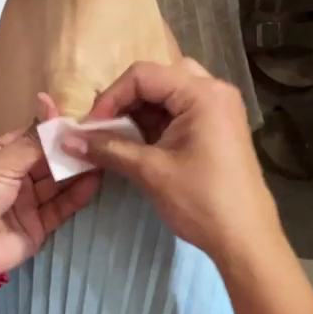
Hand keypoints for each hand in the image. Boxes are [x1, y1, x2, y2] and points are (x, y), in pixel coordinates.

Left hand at [0, 113, 100, 275]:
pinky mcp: (38, 226)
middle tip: (99, 137)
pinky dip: (77, 195)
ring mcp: (27, 203)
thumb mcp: (0, 163)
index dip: (54, 128)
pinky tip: (95, 181)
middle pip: (48, 160)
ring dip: (77, 171)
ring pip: (58, 183)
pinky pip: (61, 208)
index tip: (81, 118)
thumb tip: (50, 104)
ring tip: (102, 156)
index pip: (32, 137)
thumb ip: (32, 141)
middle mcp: (14, 178)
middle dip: (70, 150)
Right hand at [66, 59, 281, 262]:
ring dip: (138, 113)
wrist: (244, 238)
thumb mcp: (150, 172)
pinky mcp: (217, 127)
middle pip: (156, 79)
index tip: (89, 128)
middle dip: (124, 102)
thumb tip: (67, 140)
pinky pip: (179, 111)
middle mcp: (214, 91)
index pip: (143, 75)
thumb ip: (108, 149)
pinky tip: (138, 145)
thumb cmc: (201, 201)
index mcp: (202, 94)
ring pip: (167, 95)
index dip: (110, 97)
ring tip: (117, 139)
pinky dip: (155, 123)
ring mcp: (219, 108)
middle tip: (103, 129)